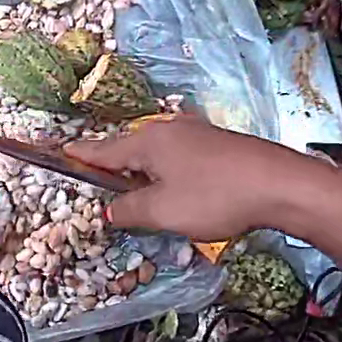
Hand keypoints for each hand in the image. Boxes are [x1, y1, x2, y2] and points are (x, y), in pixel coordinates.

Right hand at [63, 114, 328, 240]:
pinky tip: (175, 184)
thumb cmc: (213, 197)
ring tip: (136, 188)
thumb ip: (129, 210)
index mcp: (148, 142)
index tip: (63, 150)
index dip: (82, 154)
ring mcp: (196, 133)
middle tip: (99, 180)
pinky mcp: (217, 143)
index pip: (104, 149)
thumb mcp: (162, 211)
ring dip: (143, 169)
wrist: (279, 183)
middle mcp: (169, 130)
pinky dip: (167, 169)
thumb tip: (109, 208)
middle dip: (114, 163)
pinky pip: (178, 154)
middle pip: (130, 147)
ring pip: (157, 151)